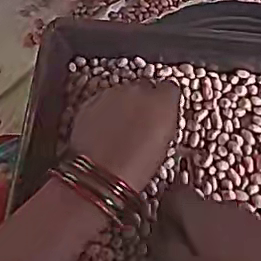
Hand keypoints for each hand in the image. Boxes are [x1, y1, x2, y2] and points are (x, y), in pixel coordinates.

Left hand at [66, 79, 180, 191]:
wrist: (101, 172)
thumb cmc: (137, 167)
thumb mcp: (164, 147)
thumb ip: (163, 123)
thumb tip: (160, 119)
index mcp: (163, 101)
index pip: (169, 89)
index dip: (165, 101)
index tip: (162, 112)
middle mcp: (137, 90)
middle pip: (143, 88)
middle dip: (142, 103)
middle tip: (140, 125)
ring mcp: (111, 94)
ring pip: (120, 94)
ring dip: (121, 107)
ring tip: (120, 132)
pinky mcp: (90, 102)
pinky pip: (101, 102)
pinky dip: (103, 112)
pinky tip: (103, 132)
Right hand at [151, 186, 260, 260]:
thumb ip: (165, 249)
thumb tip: (157, 234)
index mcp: (199, 211)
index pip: (171, 194)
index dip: (162, 214)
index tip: (162, 238)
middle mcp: (222, 206)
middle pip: (193, 207)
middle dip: (184, 228)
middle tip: (182, 260)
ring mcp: (246, 218)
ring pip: (214, 221)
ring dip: (206, 239)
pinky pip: (233, 232)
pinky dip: (226, 246)